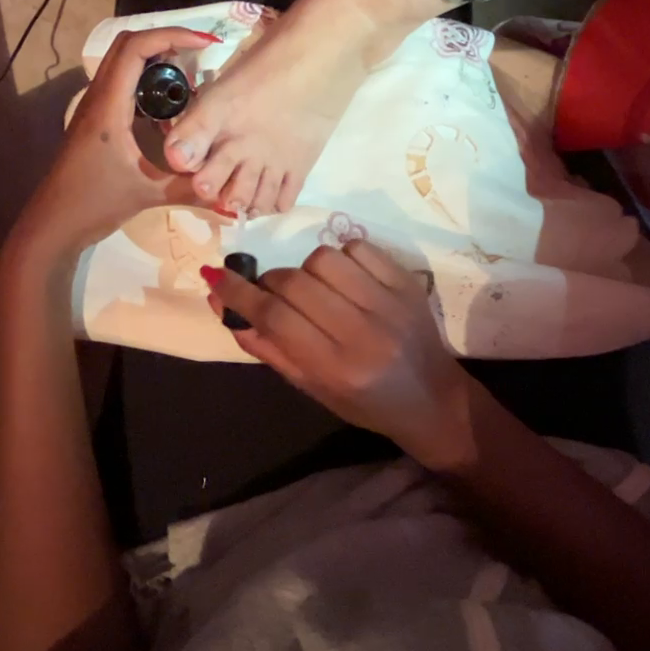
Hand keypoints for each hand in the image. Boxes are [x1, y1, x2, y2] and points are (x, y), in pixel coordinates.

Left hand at [0, 27, 219, 273]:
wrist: (53, 224)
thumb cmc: (94, 204)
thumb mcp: (147, 195)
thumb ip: (189, 187)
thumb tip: (230, 189)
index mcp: (108, 106)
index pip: (136, 49)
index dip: (171, 35)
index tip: (204, 43)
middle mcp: (98, 98)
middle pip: (126, 45)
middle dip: (164, 41)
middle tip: (197, 56)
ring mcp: (93, 108)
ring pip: (121, 63)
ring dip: (153, 59)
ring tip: (187, 78)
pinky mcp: (94, 121)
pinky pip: (120, 84)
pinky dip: (144, 80)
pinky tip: (167, 106)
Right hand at [204, 241, 477, 468]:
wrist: (433, 401)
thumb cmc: (364, 403)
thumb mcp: (309, 386)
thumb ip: (265, 344)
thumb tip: (219, 302)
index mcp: (336, 367)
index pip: (274, 316)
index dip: (238, 293)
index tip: (216, 277)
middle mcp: (362, 332)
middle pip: (294, 284)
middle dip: (271, 283)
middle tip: (273, 295)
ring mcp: (389, 303)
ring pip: (322, 258)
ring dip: (306, 270)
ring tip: (314, 290)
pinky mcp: (406, 282)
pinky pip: (357, 247)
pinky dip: (341, 256)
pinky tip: (344, 279)